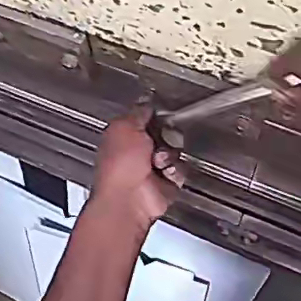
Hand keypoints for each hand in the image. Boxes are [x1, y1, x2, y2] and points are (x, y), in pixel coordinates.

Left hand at [87, 105, 183, 233]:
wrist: (128, 199)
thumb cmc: (119, 167)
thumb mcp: (125, 127)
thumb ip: (138, 112)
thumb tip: (146, 102)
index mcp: (125, 136)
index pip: (147, 118)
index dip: (155, 116)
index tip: (161, 115)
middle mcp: (139, 151)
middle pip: (166, 133)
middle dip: (166, 135)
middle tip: (157, 141)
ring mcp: (153, 167)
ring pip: (176, 149)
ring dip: (169, 154)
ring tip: (157, 162)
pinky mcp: (167, 181)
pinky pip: (181, 167)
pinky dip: (174, 170)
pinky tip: (163, 174)